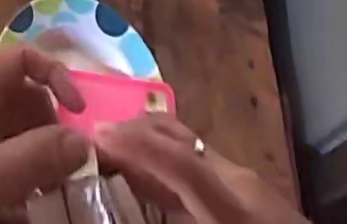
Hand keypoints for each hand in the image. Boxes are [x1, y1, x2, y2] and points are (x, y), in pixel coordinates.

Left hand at [0, 47, 90, 223]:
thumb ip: (38, 155)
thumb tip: (86, 139)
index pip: (25, 58)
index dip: (55, 74)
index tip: (80, 111)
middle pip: (31, 98)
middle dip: (56, 127)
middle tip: (76, 165)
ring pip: (28, 133)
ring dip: (48, 157)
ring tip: (61, 188)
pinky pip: (17, 163)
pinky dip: (34, 178)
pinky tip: (39, 203)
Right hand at [94, 114, 307, 223]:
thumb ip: (181, 218)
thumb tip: (145, 205)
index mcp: (238, 212)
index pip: (181, 165)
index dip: (136, 147)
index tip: (96, 136)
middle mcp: (242, 185)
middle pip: (183, 140)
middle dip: (136, 131)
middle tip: (94, 138)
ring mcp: (249, 185)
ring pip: (191, 147)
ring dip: (150, 142)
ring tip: (113, 151)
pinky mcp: (252, 193)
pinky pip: (201, 165)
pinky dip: (169, 160)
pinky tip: (151, 178)